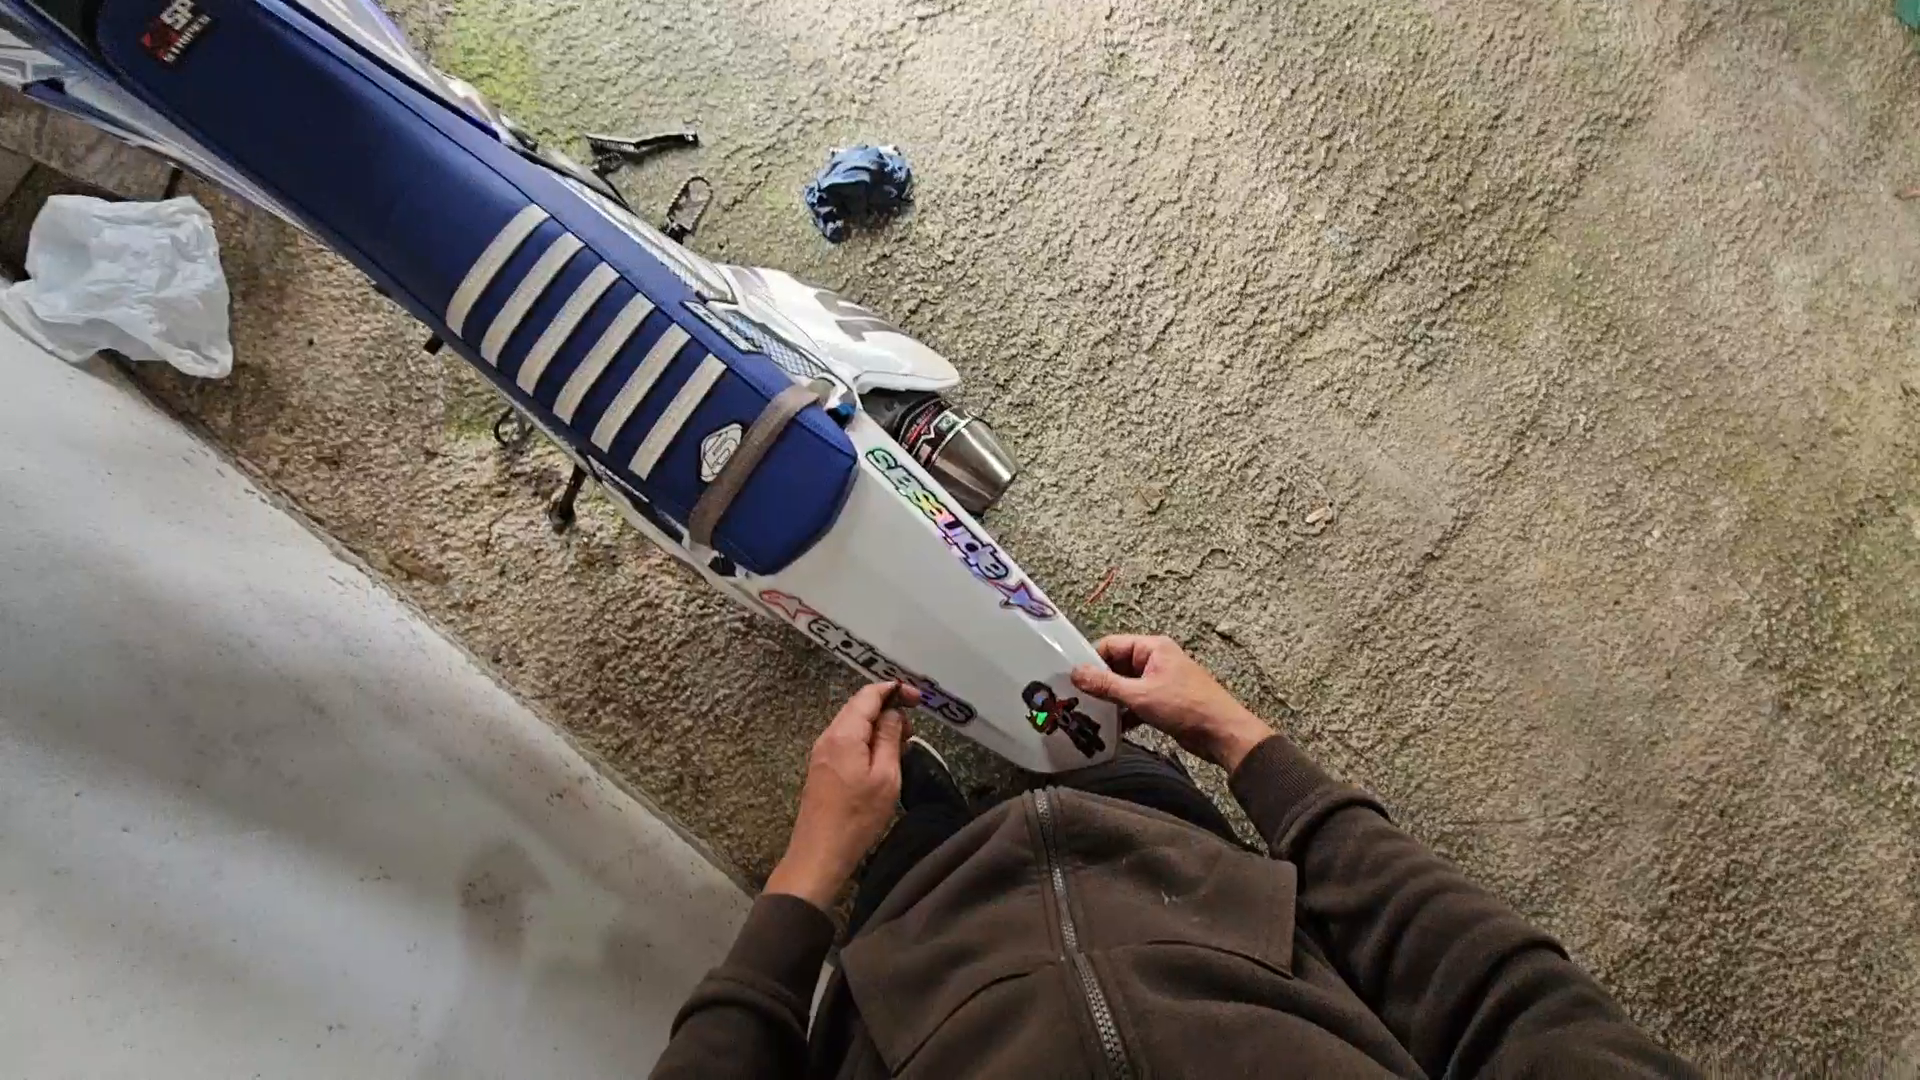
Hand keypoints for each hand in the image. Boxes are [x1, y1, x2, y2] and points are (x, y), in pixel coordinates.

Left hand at [765, 682, 918, 910]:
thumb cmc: (857, 817)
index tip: (919, 699)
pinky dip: (867, 740)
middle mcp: (829, 736)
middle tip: (912, 730)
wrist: (819, 855)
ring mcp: (822, 751)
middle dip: (888, 708)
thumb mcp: (885, 777)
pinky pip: (847, 740)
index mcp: (844, 734)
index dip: (895, 690)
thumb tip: (893, 714)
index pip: (869, 695)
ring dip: (878, 726)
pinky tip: (881, 758)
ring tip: (901, 745)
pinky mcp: (822, 767)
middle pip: (859, 706)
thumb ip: (889, 738)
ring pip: (853, 723)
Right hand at [1071, 636, 1273, 773]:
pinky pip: (1135, 702)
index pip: (1111, 645)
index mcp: (1152, 648)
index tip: (1072, 677)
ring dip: (1110, 700)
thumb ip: (1106, 684)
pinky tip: (1111, 728)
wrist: (1223, 735)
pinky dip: (1124, 713)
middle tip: (1075, 698)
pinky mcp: (1162, 701)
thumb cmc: (1187, 707)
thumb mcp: (1140, 695)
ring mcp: (1159, 681)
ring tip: (1088, 714)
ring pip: (1124, 686)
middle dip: (1098, 683)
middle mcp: (1155, 660)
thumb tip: (1076, 673)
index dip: (1091, 660)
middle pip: (1116, 666)